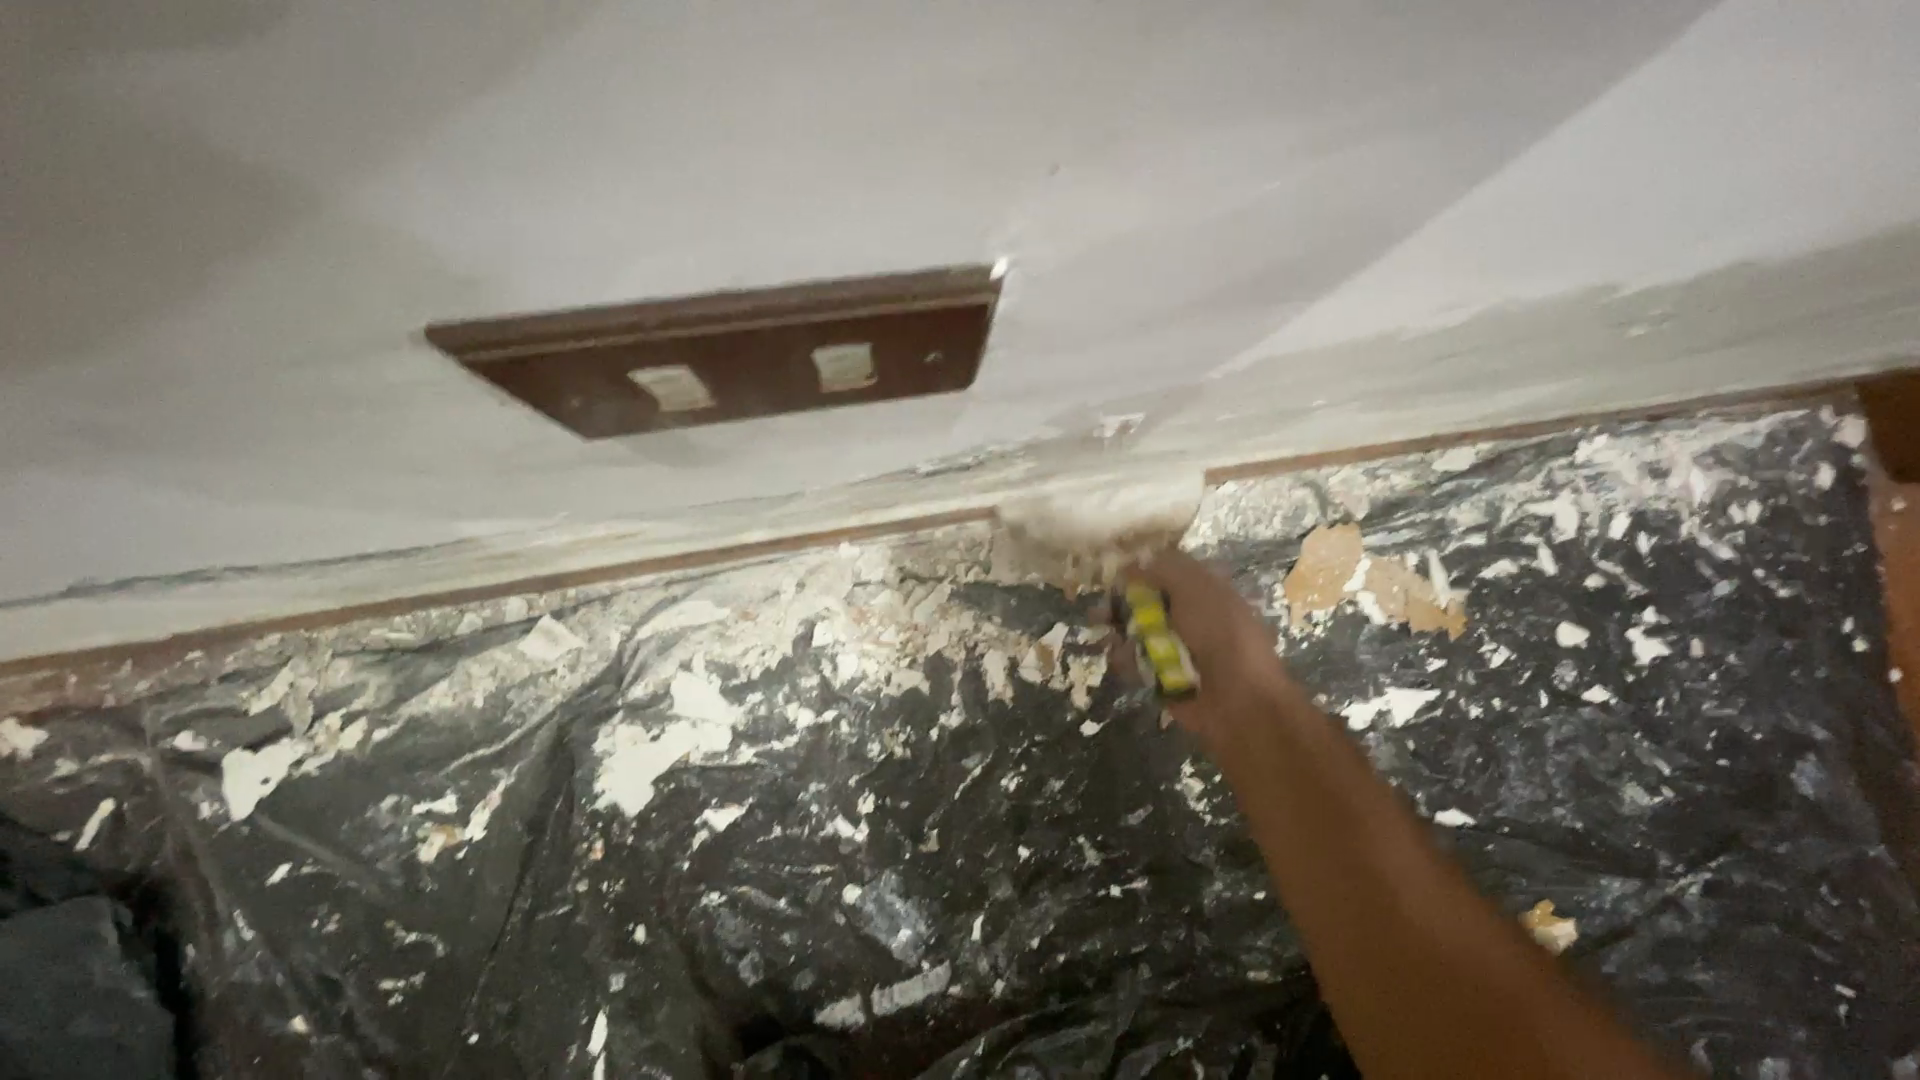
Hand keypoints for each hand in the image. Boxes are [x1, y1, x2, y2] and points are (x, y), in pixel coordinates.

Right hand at [1115, 549, 1299, 750]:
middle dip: (1121, 604)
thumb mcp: (1195, 587)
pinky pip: (1137, 663)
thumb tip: (1132, 563)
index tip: (1116, 574)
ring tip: (1105, 635)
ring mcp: (1178, 649)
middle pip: (1147, 604)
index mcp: (1207, 592)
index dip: (1141, 571)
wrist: (1239, 699)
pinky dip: (1126, 660)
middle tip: (1099, 610)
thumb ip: (1163, 569)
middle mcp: (1192, 618)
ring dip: (1119, 632)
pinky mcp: (1165, 678)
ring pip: (1138, 634)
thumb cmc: (1221, 634)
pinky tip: (1120, 658)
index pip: (1168, 573)